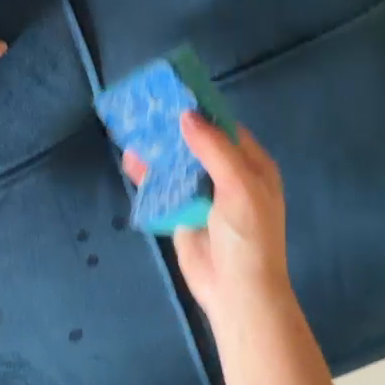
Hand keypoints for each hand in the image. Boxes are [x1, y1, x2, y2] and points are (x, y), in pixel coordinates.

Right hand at [129, 110, 291, 322]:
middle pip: (198, 145)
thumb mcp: (239, 186)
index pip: (226, 129)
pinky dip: (149, 176)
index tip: (175, 94)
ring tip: (134, 129)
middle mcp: (229, 177)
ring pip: (179, 166)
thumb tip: (186, 116)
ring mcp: (204, 197)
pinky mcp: (183, 214)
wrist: (235, 290)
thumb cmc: (248, 236)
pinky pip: (165, 190)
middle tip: (148, 109)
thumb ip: (214, 150)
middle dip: (175, 129)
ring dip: (159, 151)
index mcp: (252, 167)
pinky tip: (131, 162)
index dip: (202, 111)